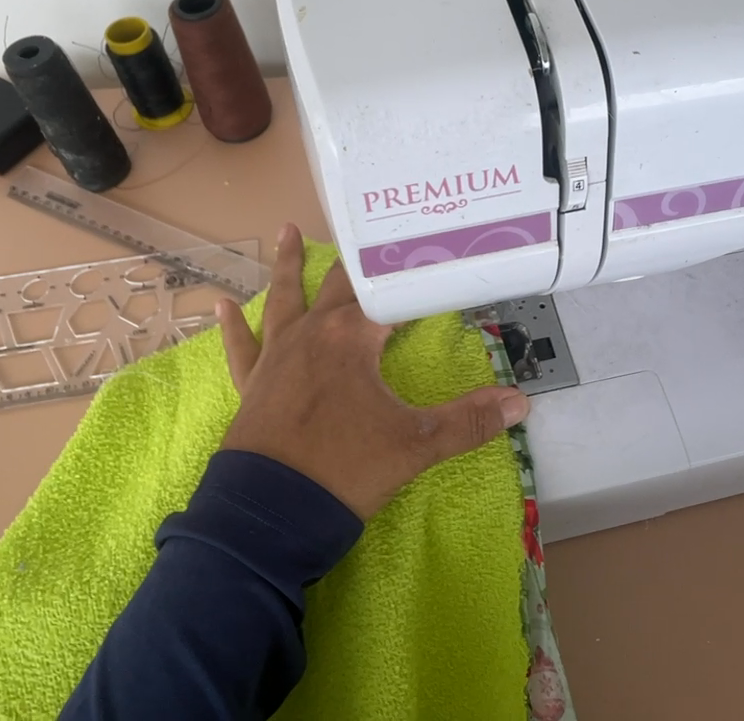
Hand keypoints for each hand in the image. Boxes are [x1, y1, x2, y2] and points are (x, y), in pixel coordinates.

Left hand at [215, 224, 531, 520]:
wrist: (270, 515)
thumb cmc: (345, 470)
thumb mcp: (416, 445)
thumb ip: (470, 420)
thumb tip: (522, 402)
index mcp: (352, 337)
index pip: (390, 292)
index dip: (412, 274)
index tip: (431, 253)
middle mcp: (313, 333)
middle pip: (338, 285)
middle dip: (356, 259)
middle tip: (368, 229)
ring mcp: (278, 356)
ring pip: (284, 299)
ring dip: (287, 265)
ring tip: (285, 230)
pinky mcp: (254, 383)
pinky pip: (243, 346)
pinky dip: (233, 326)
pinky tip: (221, 304)